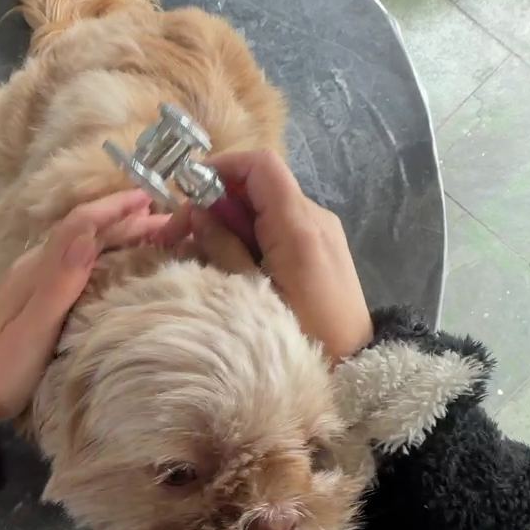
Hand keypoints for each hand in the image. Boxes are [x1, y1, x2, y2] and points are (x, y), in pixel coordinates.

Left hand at [0, 190, 169, 424]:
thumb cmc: (0, 368)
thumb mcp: (31, 329)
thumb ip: (58, 283)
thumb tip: (87, 233)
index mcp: (34, 270)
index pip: (78, 225)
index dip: (114, 208)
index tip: (151, 199)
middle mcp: (36, 269)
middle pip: (83, 234)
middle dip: (125, 221)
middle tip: (169, 218)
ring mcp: (36, 286)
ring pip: (83, 250)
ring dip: (118, 237)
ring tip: (156, 234)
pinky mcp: (40, 304)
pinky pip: (79, 270)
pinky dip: (107, 260)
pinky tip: (123, 267)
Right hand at [168, 149, 371, 361]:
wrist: (353, 364)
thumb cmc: (300, 333)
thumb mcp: (251, 294)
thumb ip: (223, 248)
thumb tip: (197, 214)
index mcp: (298, 224)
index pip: (259, 166)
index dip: (219, 167)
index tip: (185, 192)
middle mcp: (313, 217)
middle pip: (255, 188)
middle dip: (212, 206)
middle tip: (176, 240)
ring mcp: (320, 231)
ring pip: (263, 209)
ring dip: (226, 226)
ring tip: (198, 260)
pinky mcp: (319, 248)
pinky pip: (276, 228)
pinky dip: (246, 238)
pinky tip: (228, 268)